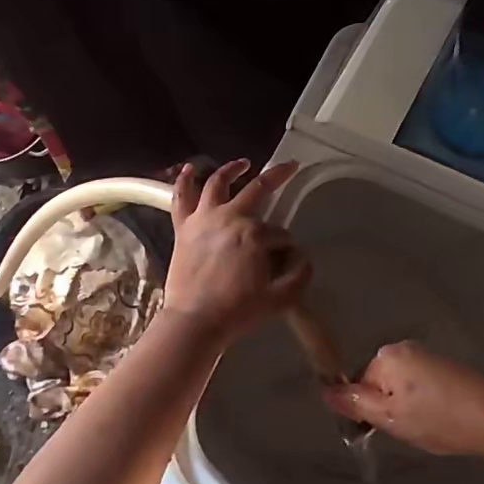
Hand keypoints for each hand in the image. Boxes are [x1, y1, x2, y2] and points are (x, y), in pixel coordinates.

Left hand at [162, 159, 310, 341]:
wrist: (195, 320)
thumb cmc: (238, 311)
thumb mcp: (281, 299)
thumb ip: (299, 275)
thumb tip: (302, 257)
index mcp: (254, 234)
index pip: (279, 233)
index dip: (286, 246)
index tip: (284, 261)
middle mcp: (230, 217)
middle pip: (257, 190)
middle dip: (277, 176)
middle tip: (290, 167)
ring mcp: (203, 219)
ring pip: (217, 183)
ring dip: (232, 169)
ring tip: (243, 163)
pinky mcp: (184, 227)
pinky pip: (181, 198)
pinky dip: (185, 181)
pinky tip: (190, 168)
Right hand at [323, 340, 483, 457]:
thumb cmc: (439, 418)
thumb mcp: (391, 418)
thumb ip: (357, 404)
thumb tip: (325, 392)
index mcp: (387, 356)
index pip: (360, 383)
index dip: (370, 408)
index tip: (388, 427)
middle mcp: (405, 348)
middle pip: (381, 382)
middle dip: (390, 407)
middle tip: (410, 429)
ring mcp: (430, 356)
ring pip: (403, 386)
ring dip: (410, 407)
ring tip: (430, 427)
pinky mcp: (450, 368)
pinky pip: (423, 386)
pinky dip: (428, 404)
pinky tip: (444, 420)